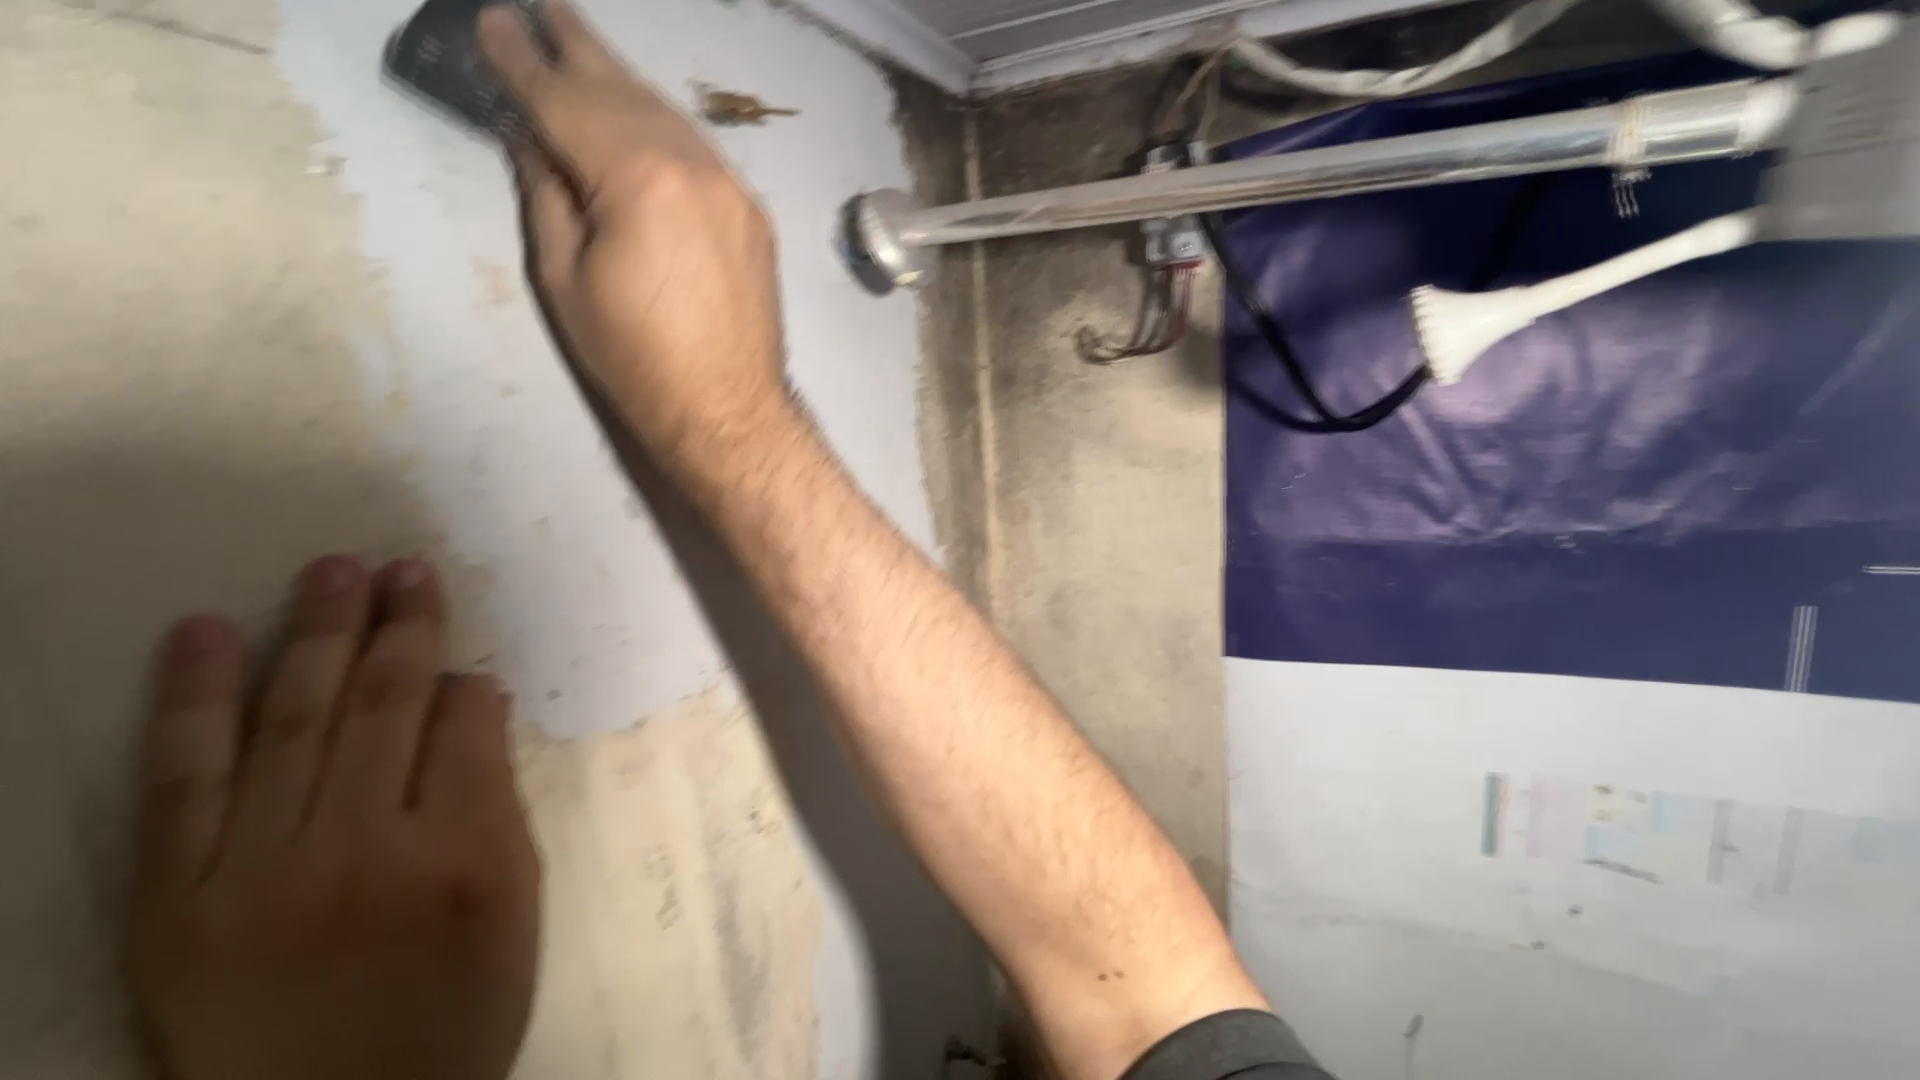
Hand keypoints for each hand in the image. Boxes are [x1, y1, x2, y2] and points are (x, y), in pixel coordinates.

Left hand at [123, 558, 540, 1079]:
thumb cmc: (456, 1005)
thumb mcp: (514, 905)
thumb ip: (498, 799)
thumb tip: (472, 701)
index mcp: (459, 858)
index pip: (464, 729)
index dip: (465, 682)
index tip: (464, 658)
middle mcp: (360, 851)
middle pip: (384, 708)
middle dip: (402, 627)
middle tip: (407, 567)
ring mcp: (255, 872)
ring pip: (290, 722)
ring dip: (314, 635)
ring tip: (334, 569)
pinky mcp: (171, 900)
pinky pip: (181, 781)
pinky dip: (193, 700)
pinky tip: (204, 632)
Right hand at [481, 1, 790, 469]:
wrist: (728, 408)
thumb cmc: (635, 357)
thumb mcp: (565, 276)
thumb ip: (546, 191)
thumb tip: (530, 133)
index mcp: (639, 177)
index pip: (566, 101)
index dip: (523, 61)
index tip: (492, 20)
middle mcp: (694, 166)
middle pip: (623, 92)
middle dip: (576, 48)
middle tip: (541, 6)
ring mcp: (732, 188)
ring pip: (666, 116)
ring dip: (621, 82)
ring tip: (583, 47)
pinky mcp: (752, 213)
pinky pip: (698, 151)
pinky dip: (661, 127)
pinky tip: (639, 118)